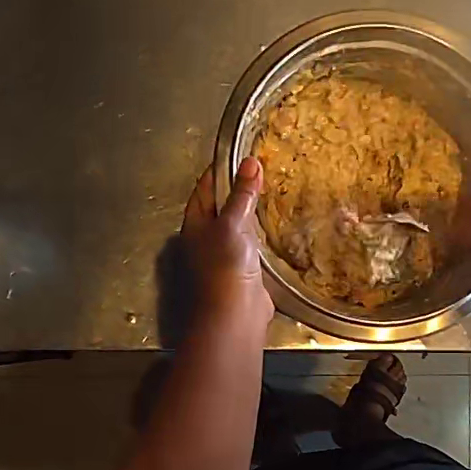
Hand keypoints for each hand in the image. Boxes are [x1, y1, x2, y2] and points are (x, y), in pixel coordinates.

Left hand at [183, 158, 272, 324]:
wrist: (234, 312)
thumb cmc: (225, 265)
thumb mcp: (233, 223)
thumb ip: (243, 195)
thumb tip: (252, 163)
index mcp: (195, 224)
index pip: (205, 189)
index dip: (220, 172)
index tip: (239, 156)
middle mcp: (206, 239)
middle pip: (220, 208)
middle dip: (237, 192)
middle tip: (260, 175)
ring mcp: (224, 256)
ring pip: (237, 227)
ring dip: (251, 214)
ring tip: (270, 197)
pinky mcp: (243, 271)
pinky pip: (252, 246)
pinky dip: (262, 235)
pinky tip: (275, 230)